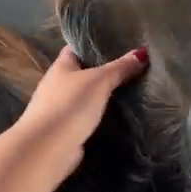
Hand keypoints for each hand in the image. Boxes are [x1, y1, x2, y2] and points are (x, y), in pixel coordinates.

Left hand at [9, 45, 147, 179]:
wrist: (47, 147)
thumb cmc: (70, 105)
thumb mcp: (99, 81)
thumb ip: (120, 67)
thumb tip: (142, 52)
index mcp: (61, 67)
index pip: (77, 49)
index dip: (95, 45)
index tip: (119, 44)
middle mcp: (58, 86)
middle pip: (84, 74)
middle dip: (105, 73)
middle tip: (134, 69)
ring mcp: (61, 110)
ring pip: (87, 98)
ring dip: (104, 97)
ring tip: (134, 91)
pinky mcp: (67, 131)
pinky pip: (89, 118)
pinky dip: (102, 117)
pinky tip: (121, 117)